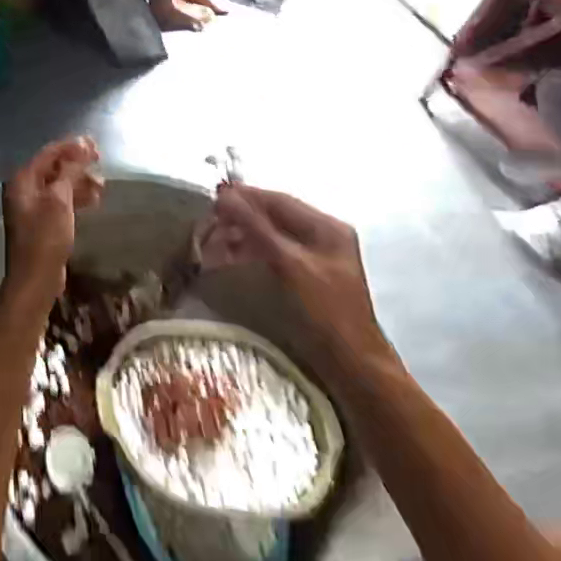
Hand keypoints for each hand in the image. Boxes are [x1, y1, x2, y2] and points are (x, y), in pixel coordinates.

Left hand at [2, 137, 104, 299]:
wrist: (35, 280)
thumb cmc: (45, 237)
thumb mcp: (59, 200)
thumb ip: (69, 171)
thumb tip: (81, 146)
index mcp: (23, 181)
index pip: (49, 154)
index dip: (71, 146)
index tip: (94, 144)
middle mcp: (24, 190)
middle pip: (53, 168)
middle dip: (77, 163)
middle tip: (100, 160)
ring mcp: (32, 207)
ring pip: (58, 185)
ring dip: (79, 181)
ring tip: (102, 184)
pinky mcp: (41, 222)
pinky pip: (60, 201)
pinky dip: (75, 197)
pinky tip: (94, 199)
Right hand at [212, 184, 390, 368]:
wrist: (351, 365)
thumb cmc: (324, 312)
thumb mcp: (288, 264)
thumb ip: (256, 227)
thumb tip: (224, 195)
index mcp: (326, 227)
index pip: (278, 200)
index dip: (244, 196)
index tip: (212, 196)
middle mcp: (323, 237)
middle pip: (274, 216)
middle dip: (241, 217)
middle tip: (209, 221)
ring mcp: (316, 258)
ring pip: (271, 235)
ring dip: (242, 236)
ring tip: (213, 241)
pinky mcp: (307, 278)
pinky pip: (272, 254)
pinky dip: (250, 253)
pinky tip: (230, 259)